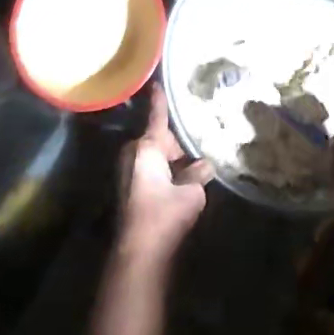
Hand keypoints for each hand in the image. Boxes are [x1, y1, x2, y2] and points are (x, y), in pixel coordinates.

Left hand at [119, 89, 211, 257]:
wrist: (139, 252)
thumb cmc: (164, 214)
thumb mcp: (191, 192)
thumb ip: (198, 173)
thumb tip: (205, 165)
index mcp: (147, 147)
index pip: (157, 116)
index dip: (160, 100)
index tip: (157, 82)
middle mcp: (133, 154)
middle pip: (159, 139)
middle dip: (177, 145)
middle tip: (197, 152)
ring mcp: (128, 172)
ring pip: (155, 157)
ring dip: (171, 161)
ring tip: (192, 169)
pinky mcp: (128, 190)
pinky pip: (150, 171)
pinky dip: (164, 173)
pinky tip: (180, 185)